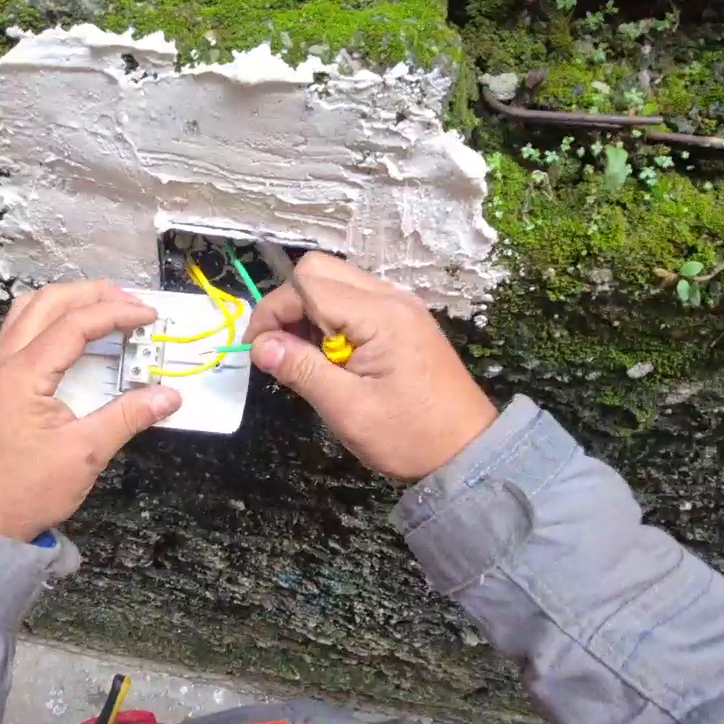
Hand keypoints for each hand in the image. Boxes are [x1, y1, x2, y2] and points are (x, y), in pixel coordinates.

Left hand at [0, 280, 182, 539]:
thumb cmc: (26, 491)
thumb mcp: (84, 454)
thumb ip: (128, 417)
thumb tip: (169, 396)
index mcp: (22, 374)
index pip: (74, 323)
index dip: (116, 313)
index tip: (149, 315)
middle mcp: (2, 361)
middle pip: (48, 301)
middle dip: (93, 294)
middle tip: (132, 301)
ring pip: (28, 309)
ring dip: (68, 300)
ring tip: (105, 307)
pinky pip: (20, 329)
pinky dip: (51, 318)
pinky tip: (74, 334)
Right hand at [244, 254, 495, 481]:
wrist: (468, 453)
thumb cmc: (408, 436)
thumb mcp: (347, 409)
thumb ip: (301, 370)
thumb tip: (259, 346)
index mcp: (380, 316)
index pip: (306, 286)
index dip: (271, 312)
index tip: (256, 350)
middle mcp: (390, 298)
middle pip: (318, 270)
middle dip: (287, 305)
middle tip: (279, 350)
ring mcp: (399, 305)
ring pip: (334, 281)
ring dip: (307, 311)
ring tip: (303, 358)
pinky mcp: (402, 319)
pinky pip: (353, 300)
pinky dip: (329, 318)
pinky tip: (330, 356)